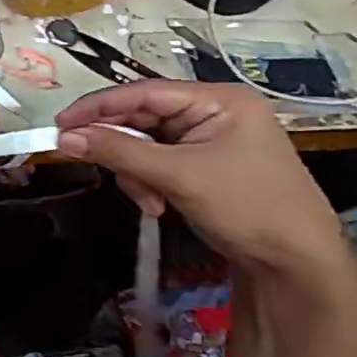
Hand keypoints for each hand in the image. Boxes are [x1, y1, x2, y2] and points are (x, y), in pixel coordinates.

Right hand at [55, 80, 345, 269]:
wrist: (295, 263)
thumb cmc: (247, 206)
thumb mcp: (178, 175)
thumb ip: (118, 152)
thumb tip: (64, 139)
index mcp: (217, 100)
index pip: (144, 93)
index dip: (99, 107)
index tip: (60, 124)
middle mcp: (211, 114)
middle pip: (143, 120)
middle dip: (121, 149)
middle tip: (87, 163)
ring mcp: (207, 142)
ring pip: (145, 146)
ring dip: (136, 174)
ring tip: (149, 202)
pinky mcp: (201, 167)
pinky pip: (157, 165)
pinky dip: (148, 184)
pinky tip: (158, 206)